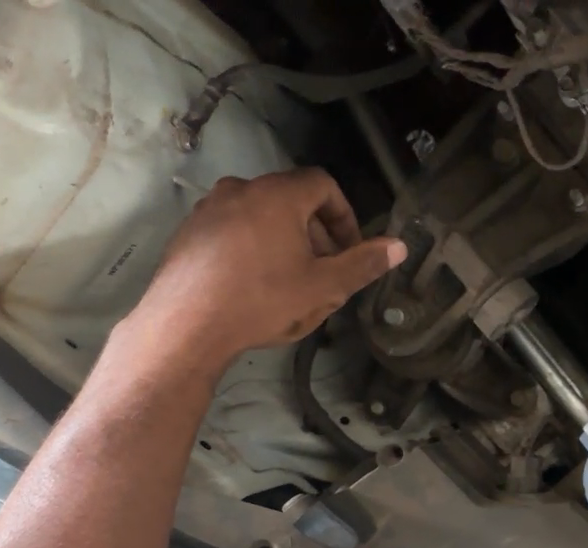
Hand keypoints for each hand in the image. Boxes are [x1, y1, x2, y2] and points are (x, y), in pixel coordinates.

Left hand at [125, 168, 406, 374]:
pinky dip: (256, 248)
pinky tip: (257, 287)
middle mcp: (241, 189)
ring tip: (292, 283)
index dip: (345, 216)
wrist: (188, 323)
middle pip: (292, 199)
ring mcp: (210, 208)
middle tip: (326, 273)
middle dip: (318, 233)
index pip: (323, 184)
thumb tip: (399, 246)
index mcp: (278, 196)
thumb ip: (363, 263)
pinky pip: (236, 229)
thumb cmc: (263, 300)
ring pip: (263, 215)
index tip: (350, 251)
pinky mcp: (191, 231)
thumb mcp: (325, 287)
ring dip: (288, 242)